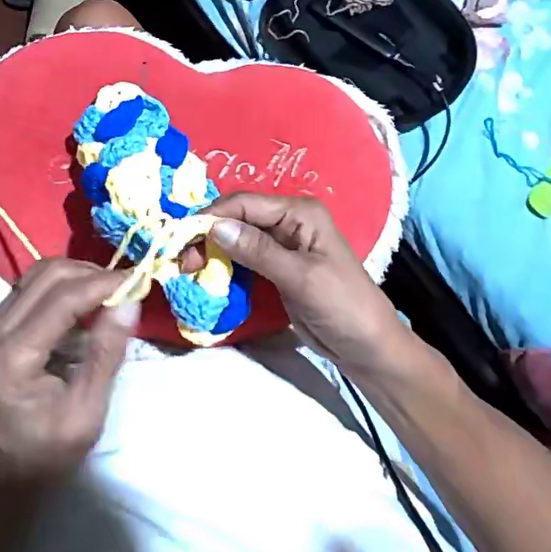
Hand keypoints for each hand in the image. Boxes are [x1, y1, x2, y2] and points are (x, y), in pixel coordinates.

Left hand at [0, 258, 136, 489]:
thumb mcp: (85, 414)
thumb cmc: (43, 457)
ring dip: (76, 275)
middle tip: (124, 287)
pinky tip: (82, 304)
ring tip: (106, 293)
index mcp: (11, 359)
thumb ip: (106, 354)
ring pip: (36, 274)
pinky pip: (28, 288)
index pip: (62, 299)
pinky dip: (60, 286)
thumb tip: (130, 301)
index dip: (103, 283)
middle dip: (92, 273)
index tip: (138, 280)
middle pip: (47, 274)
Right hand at [202, 193, 414, 374]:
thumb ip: (258, 250)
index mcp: (300, 212)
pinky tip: (208, 275)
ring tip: (189, 269)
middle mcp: (289, 221)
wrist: (368, 347)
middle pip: (238, 218)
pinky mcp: (277, 267)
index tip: (182, 238)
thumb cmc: (342, 306)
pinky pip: (244, 257)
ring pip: (237, 237)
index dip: (212, 216)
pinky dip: (225, 264)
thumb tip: (215, 226)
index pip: (246, 203)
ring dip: (213, 250)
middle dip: (208, 234)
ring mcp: (283, 244)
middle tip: (183, 261)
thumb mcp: (300, 277)